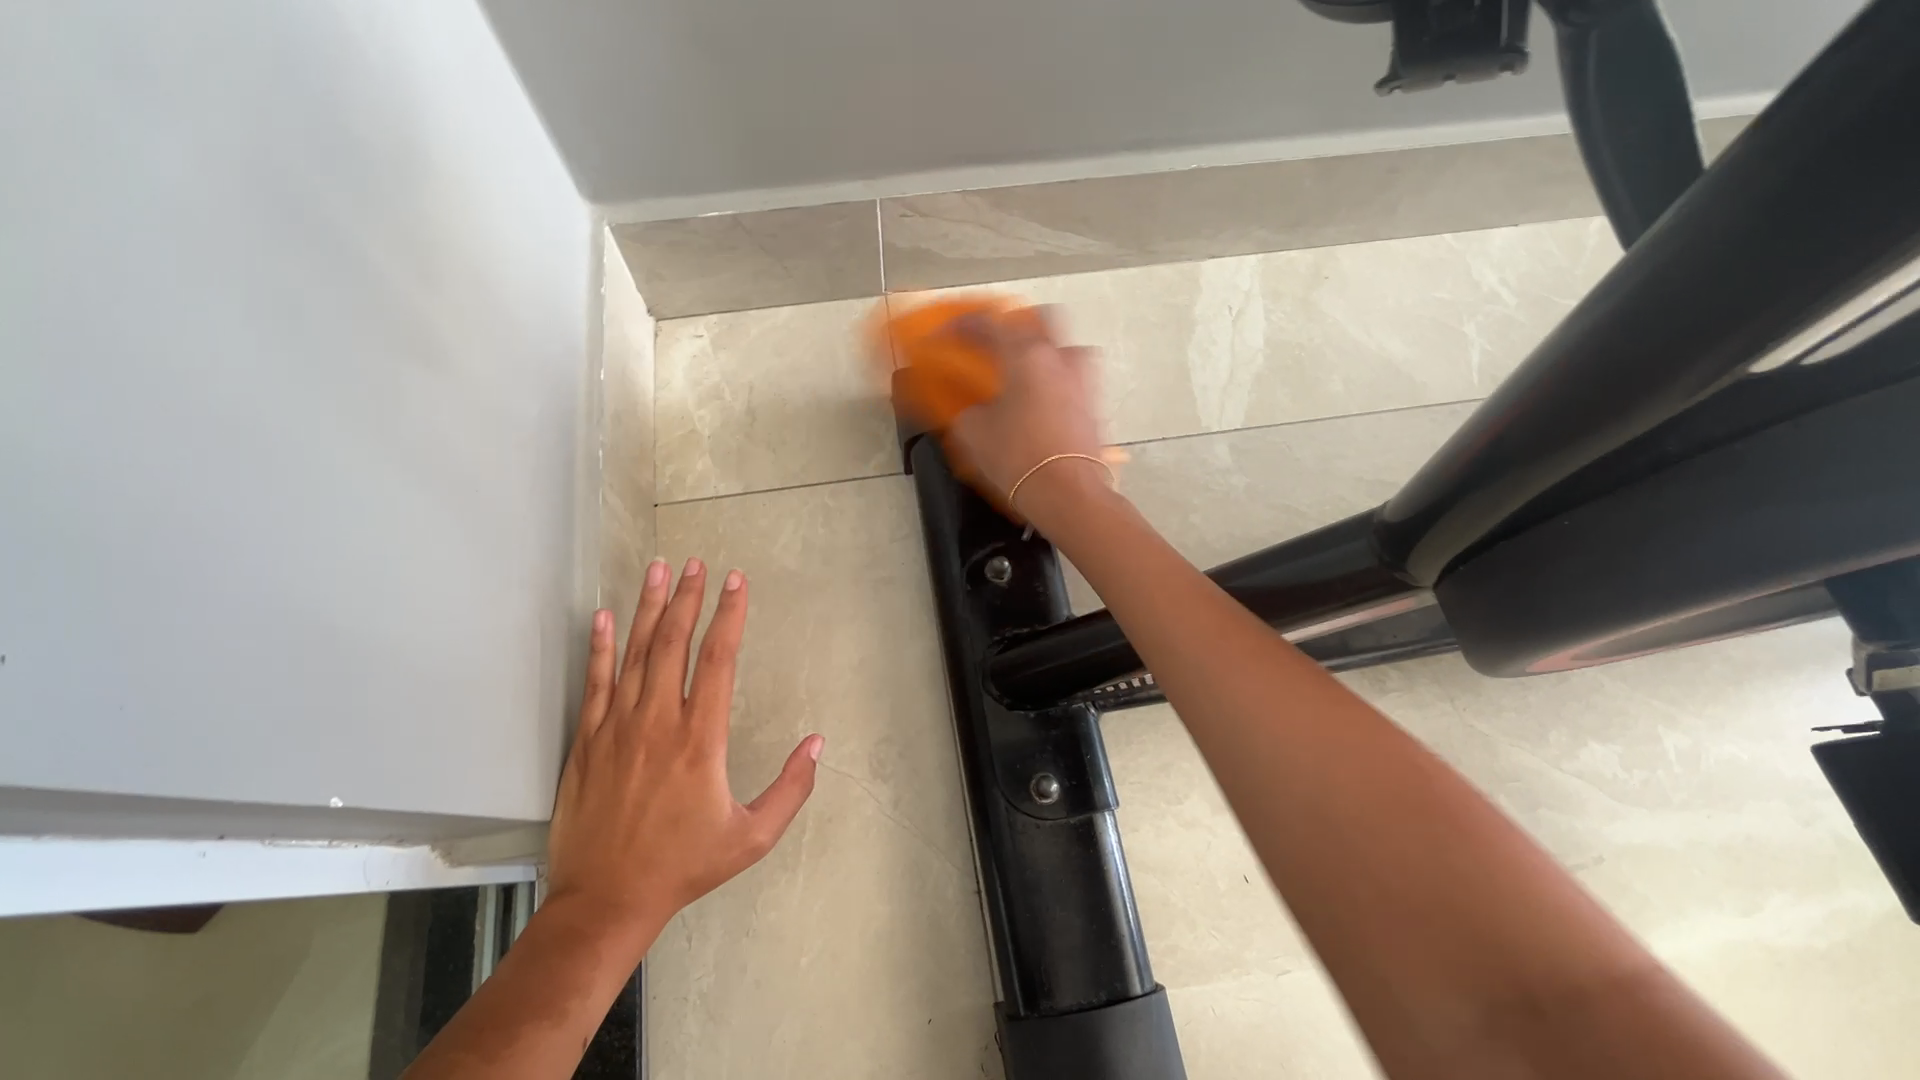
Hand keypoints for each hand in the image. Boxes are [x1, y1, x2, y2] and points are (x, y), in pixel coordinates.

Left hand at [544, 557, 822, 950]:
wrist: (607, 899)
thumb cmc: (685, 866)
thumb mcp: (753, 836)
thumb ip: (791, 788)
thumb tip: (817, 743)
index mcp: (701, 739)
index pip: (718, 660)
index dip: (729, 616)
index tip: (736, 582)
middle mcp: (658, 722)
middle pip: (674, 644)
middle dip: (689, 599)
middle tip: (697, 563)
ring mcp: (617, 728)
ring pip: (634, 654)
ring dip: (648, 609)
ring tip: (659, 570)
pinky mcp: (587, 741)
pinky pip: (595, 683)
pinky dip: (600, 647)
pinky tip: (602, 618)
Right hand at [946, 307, 1109, 525]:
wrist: (1069, 494)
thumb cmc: (1018, 457)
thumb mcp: (974, 434)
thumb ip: (968, 411)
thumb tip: (972, 411)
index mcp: (1026, 355)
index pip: (991, 323)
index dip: (963, 324)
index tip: (945, 333)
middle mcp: (1059, 358)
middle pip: (1043, 319)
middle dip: (1018, 324)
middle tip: (998, 341)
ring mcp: (1083, 380)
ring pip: (1065, 348)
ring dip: (1044, 351)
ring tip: (1024, 371)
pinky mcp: (1095, 405)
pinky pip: (1072, 378)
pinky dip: (1055, 380)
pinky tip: (1040, 401)